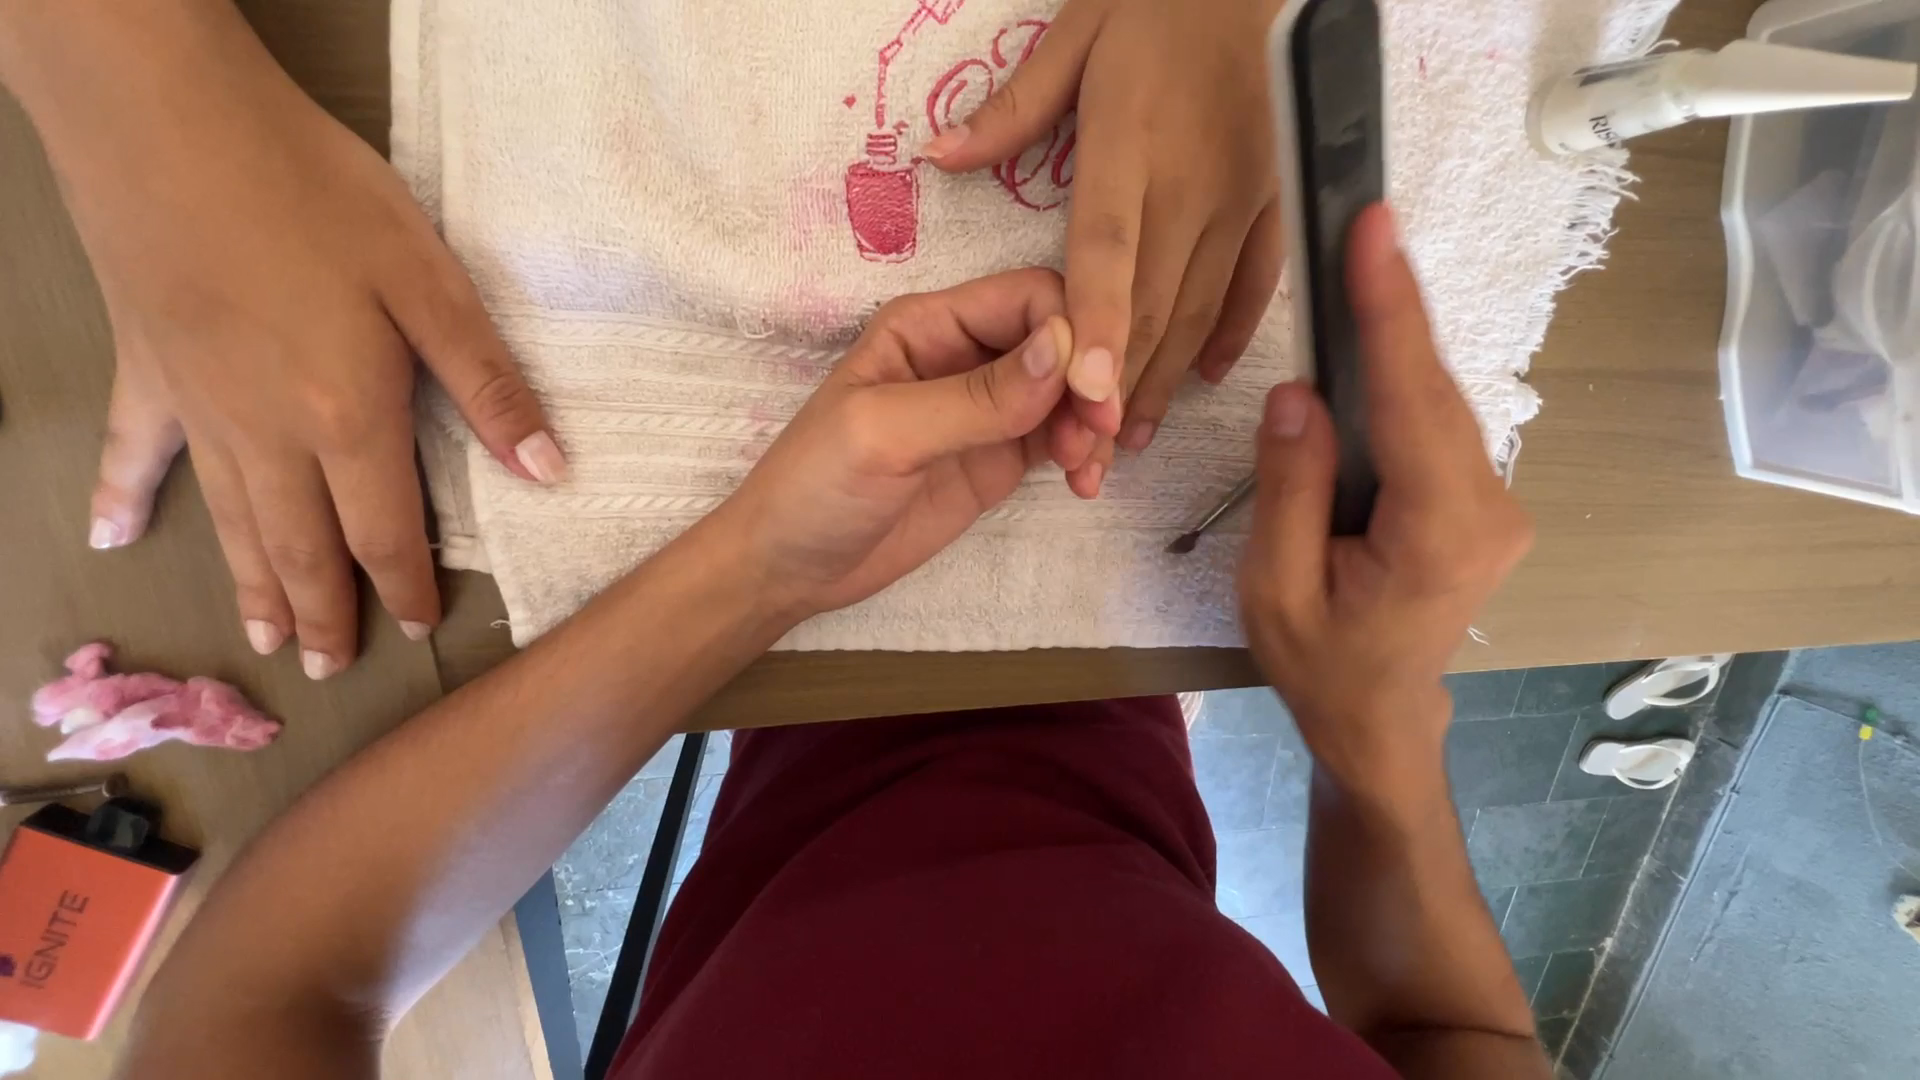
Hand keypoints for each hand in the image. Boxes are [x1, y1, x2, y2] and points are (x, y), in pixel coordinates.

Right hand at [19, 4, 563, 677]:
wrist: (171, 114)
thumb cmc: (323, 202)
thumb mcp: (436, 293)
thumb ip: (491, 388)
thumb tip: (548, 470)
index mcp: (349, 418)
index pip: (384, 531)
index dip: (404, 585)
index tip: (419, 627)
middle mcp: (268, 432)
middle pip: (302, 545)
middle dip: (324, 610)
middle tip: (328, 668)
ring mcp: (196, 403)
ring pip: (231, 520)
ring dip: (250, 585)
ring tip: (259, 642)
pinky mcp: (146, 364)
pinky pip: (137, 451)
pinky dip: (126, 497)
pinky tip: (108, 538)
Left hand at [713, 270, 1070, 621]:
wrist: (792, 569)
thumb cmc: (817, 487)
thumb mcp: (886, 433)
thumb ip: (975, 396)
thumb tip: (1066, 350)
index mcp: (929, 325)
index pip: (1028, 298)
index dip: (1072, 333)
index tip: (1091, 392)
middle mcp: (965, 355)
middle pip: (1059, 341)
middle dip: (1090, 382)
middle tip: (1098, 439)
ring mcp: (986, 411)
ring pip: (1066, 392)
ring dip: (1092, 424)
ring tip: (1086, 472)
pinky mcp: (998, 458)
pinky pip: (1057, 439)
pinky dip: (1083, 455)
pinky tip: (1083, 485)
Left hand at [926, 0, 1283, 496]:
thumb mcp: (1075, 33)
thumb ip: (1010, 110)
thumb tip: (939, 153)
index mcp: (1129, 145)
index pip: (1107, 251)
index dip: (1098, 325)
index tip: (1086, 393)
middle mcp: (1187, 184)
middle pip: (1150, 302)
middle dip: (1123, 387)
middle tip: (1096, 455)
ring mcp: (1238, 199)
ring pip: (1197, 309)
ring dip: (1165, 380)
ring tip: (1133, 439)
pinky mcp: (1271, 204)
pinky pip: (1250, 285)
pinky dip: (1227, 336)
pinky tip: (1199, 379)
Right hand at [1237, 205, 1532, 796]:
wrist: (1378, 717)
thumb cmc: (1319, 665)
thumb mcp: (1276, 586)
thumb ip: (1290, 491)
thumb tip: (1298, 395)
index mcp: (1438, 533)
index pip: (1412, 404)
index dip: (1391, 312)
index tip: (1373, 231)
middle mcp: (1488, 507)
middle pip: (1432, 391)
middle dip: (1392, 312)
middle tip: (1353, 232)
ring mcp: (1493, 504)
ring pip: (1435, 404)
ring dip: (1392, 344)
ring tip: (1353, 274)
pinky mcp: (1476, 502)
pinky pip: (1431, 428)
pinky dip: (1396, 385)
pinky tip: (1363, 358)